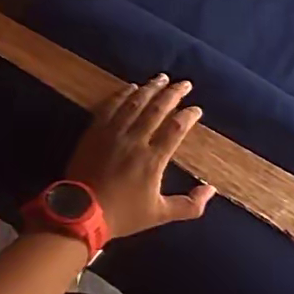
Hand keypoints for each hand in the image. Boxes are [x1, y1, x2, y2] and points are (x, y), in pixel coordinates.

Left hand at [62, 75, 214, 239]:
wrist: (81, 211)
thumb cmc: (123, 214)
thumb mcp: (160, 215)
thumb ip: (189, 205)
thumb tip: (212, 190)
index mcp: (152, 159)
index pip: (175, 129)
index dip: (188, 116)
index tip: (196, 109)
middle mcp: (134, 140)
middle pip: (156, 110)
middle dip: (172, 94)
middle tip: (184, 83)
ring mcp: (112, 133)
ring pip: (134, 103)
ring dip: (149, 89)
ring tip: (160, 78)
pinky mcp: (94, 131)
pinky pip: (110, 107)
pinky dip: (121, 95)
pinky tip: (130, 88)